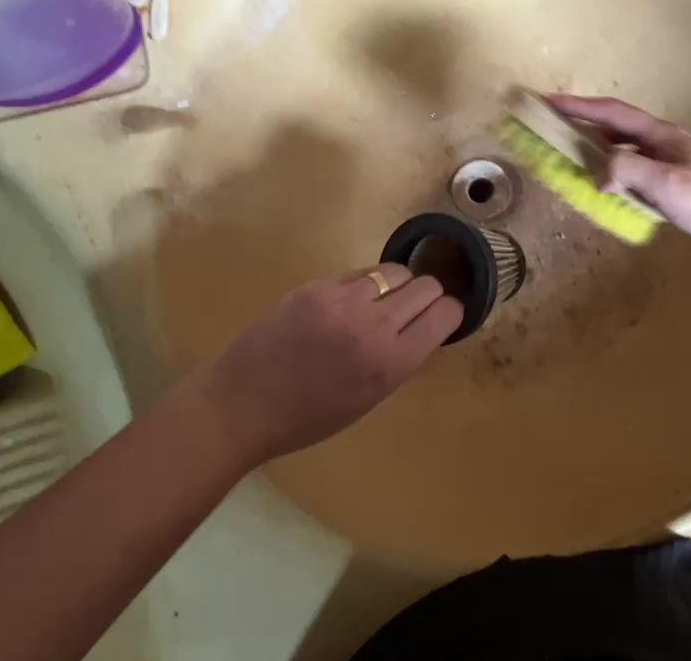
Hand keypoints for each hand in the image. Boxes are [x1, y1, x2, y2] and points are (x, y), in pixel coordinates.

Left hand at [197, 264, 462, 467]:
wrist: (240, 407)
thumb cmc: (308, 418)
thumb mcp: (370, 398)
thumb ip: (402, 358)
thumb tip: (427, 325)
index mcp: (390, 363)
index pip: (445, 314)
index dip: (450, 312)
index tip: (443, 317)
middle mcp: (372, 327)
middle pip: (427, 287)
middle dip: (429, 296)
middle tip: (414, 309)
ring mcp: (342, 302)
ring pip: (396, 271)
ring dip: (397, 285)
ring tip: (381, 301)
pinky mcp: (316, 287)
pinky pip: (360, 272)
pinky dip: (365, 284)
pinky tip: (350, 302)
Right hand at [547, 93, 690, 259]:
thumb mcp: (667, 184)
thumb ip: (629, 171)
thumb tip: (598, 173)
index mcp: (661, 134)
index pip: (612, 112)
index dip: (579, 106)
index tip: (547, 101)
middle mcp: (663, 141)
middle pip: (616, 124)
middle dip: (584, 121)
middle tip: (552, 124)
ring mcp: (669, 161)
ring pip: (624, 145)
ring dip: (596, 144)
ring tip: (570, 150)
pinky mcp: (672, 182)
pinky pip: (632, 167)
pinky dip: (612, 167)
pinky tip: (605, 181)